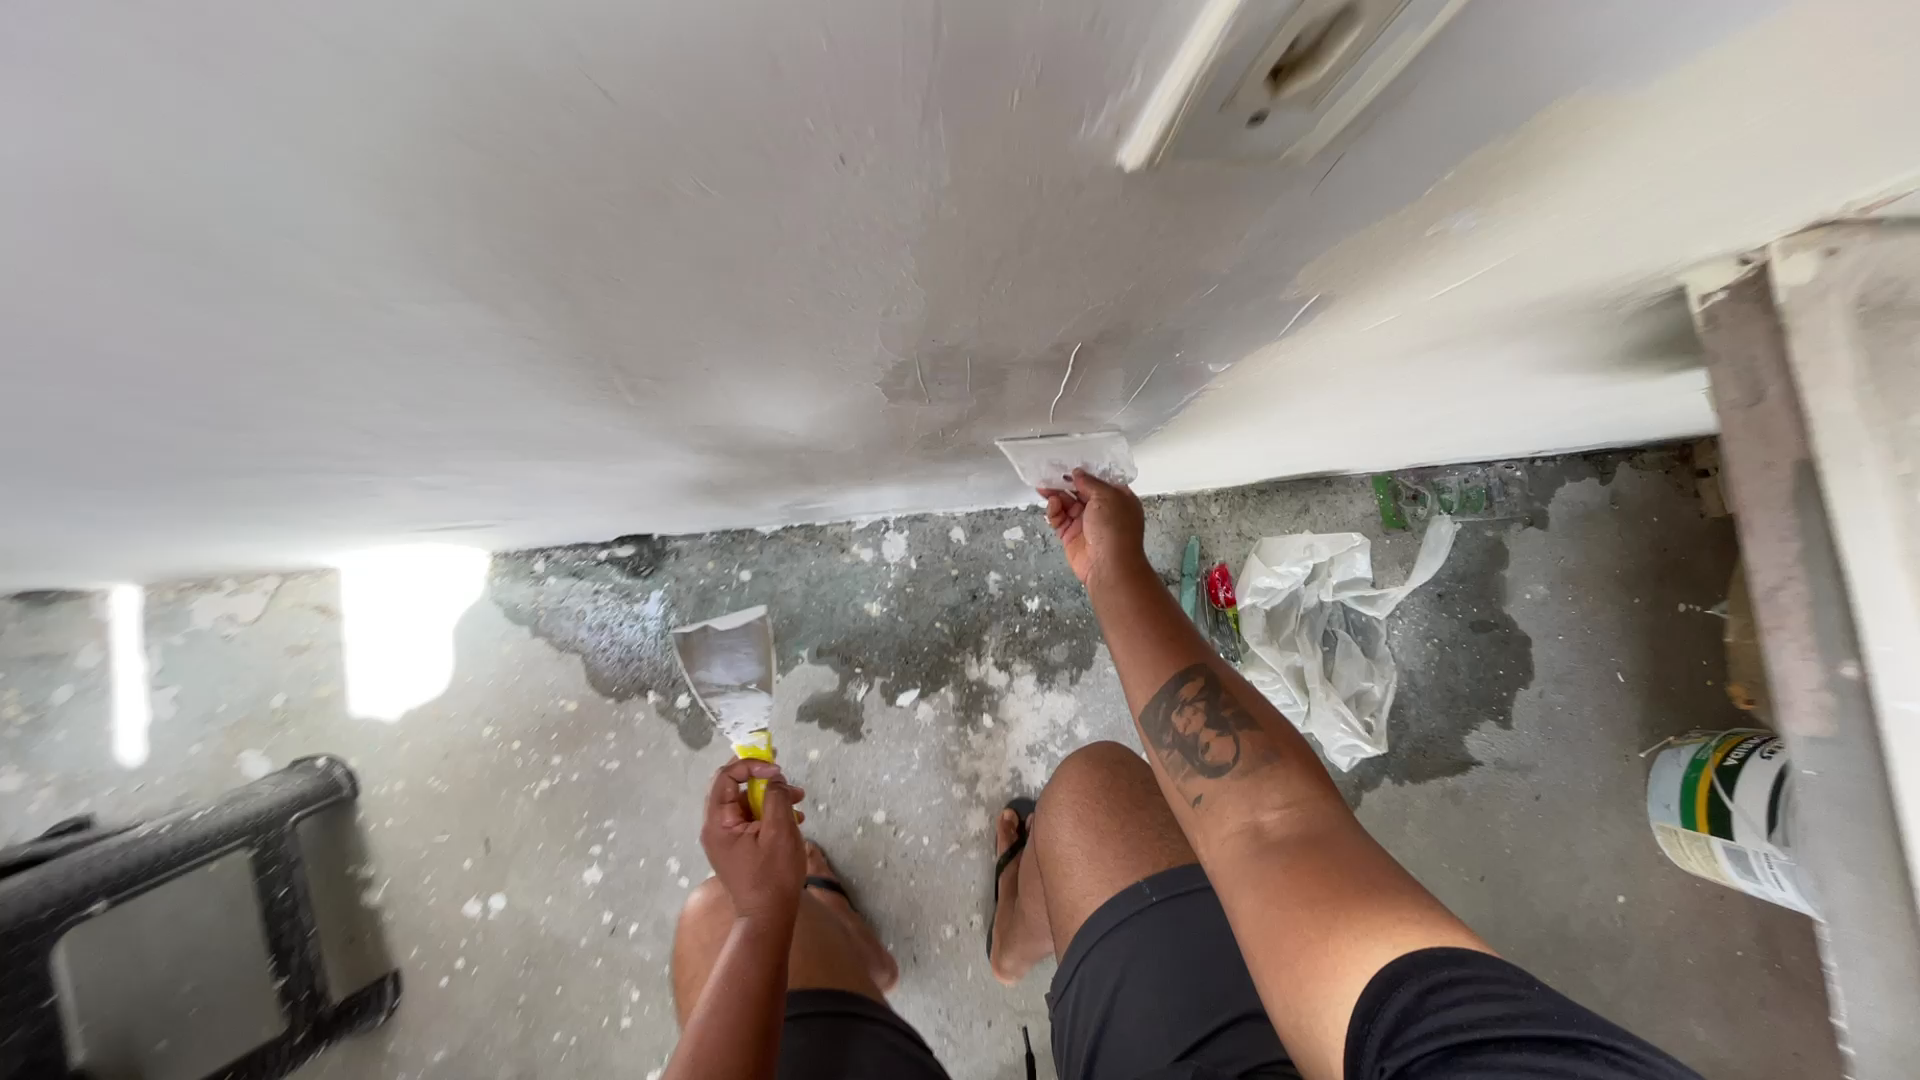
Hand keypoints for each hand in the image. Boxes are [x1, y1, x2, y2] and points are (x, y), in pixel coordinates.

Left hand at [700, 758, 807, 921]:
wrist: (768, 917)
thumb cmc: (773, 875)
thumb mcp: (779, 831)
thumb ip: (776, 796)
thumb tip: (774, 778)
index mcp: (718, 822)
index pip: (725, 777)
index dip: (750, 765)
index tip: (776, 770)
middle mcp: (715, 827)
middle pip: (731, 786)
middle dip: (759, 775)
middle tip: (781, 769)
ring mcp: (726, 837)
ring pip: (745, 801)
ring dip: (770, 794)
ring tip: (798, 798)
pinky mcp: (738, 845)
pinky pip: (751, 817)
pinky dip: (770, 811)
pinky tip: (794, 817)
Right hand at [1040, 468, 1147, 588]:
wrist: (1108, 566)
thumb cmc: (1114, 528)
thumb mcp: (1107, 496)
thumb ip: (1090, 482)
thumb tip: (1077, 473)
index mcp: (1117, 498)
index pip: (1099, 480)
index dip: (1085, 472)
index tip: (1069, 462)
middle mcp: (1102, 510)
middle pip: (1080, 491)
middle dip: (1065, 482)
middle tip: (1049, 473)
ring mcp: (1085, 523)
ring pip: (1066, 504)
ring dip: (1055, 494)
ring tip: (1044, 487)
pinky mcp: (1070, 535)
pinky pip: (1059, 519)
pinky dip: (1054, 511)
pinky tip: (1052, 504)